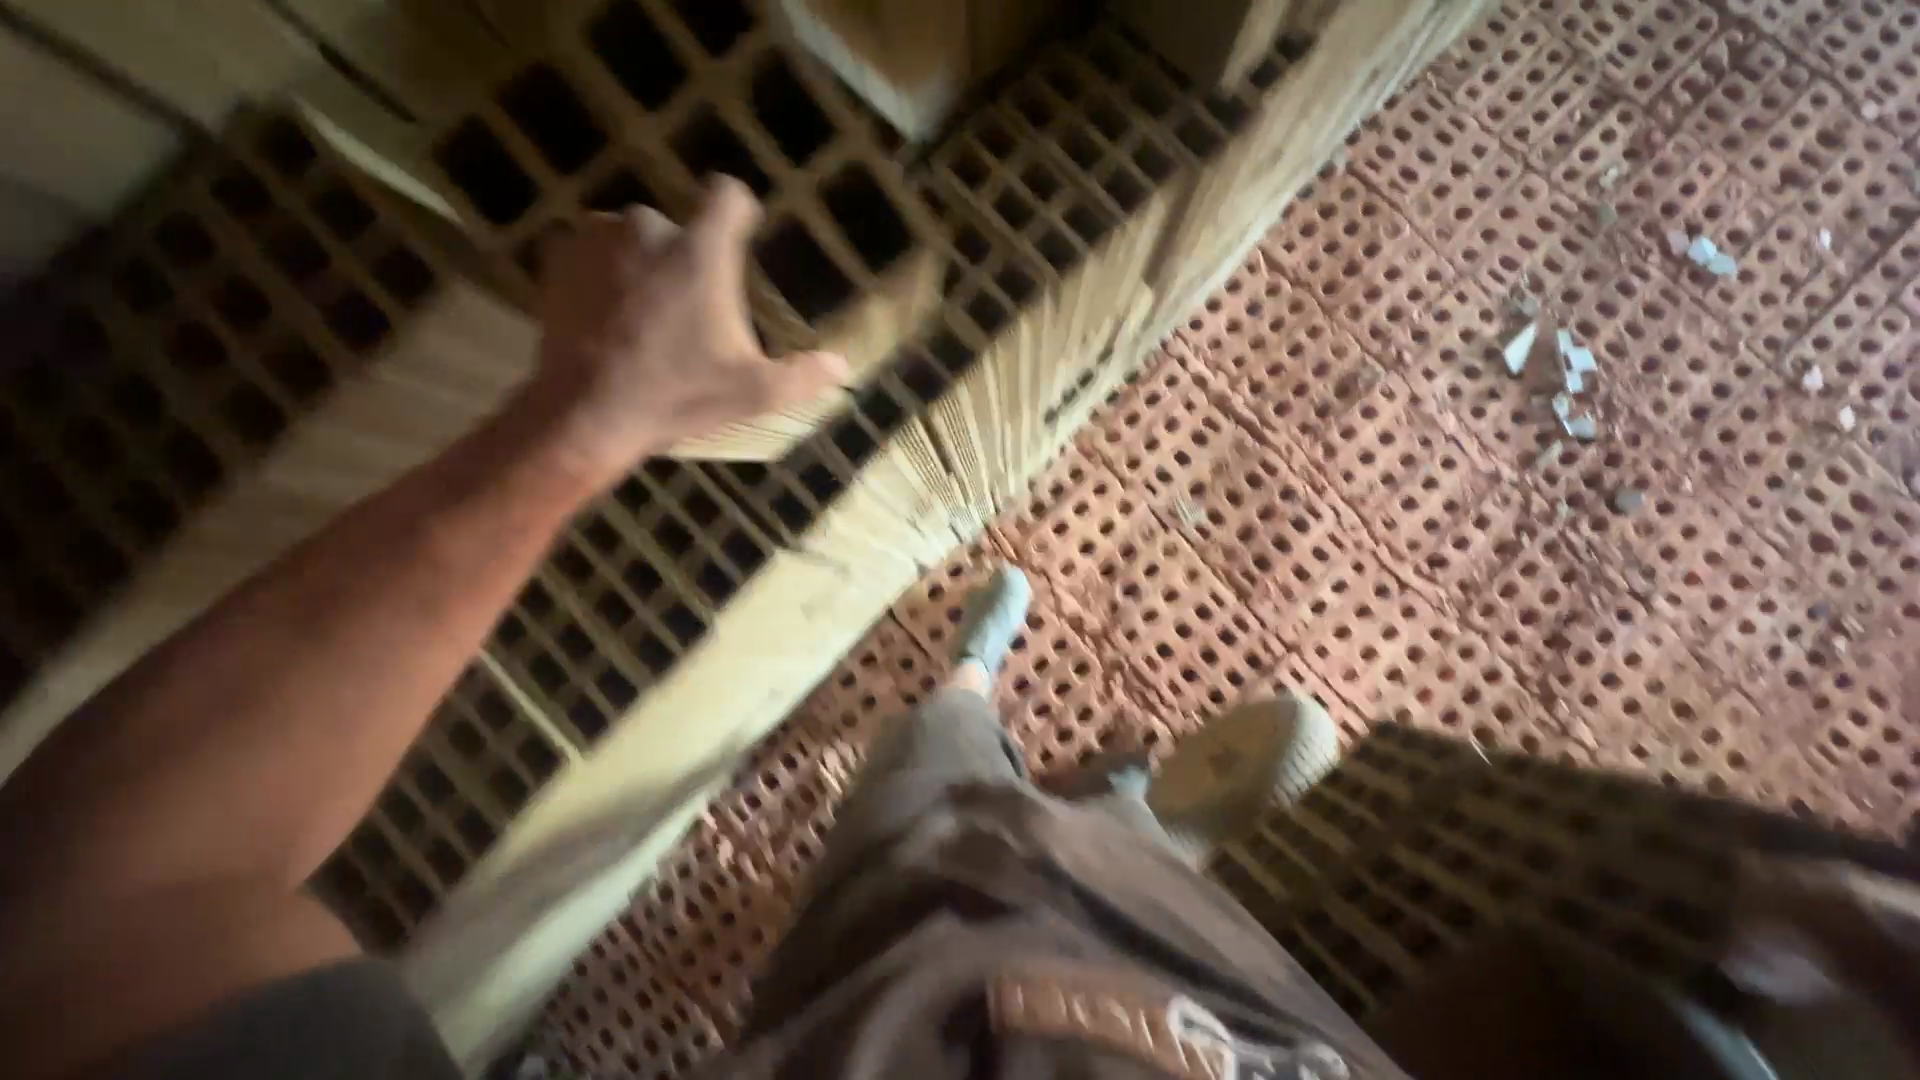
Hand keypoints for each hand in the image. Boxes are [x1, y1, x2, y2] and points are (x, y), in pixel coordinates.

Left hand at [524, 176, 846, 479]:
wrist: (586, 412)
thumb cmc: (678, 395)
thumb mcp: (753, 393)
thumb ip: (803, 375)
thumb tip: (843, 367)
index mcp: (701, 250)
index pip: (727, 194)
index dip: (739, 211)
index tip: (741, 233)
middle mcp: (649, 227)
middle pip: (679, 228)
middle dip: (685, 260)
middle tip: (685, 312)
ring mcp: (598, 237)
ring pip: (632, 239)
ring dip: (640, 265)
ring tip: (641, 318)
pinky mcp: (559, 256)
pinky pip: (591, 253)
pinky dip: (601, 275)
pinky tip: (604, 317)